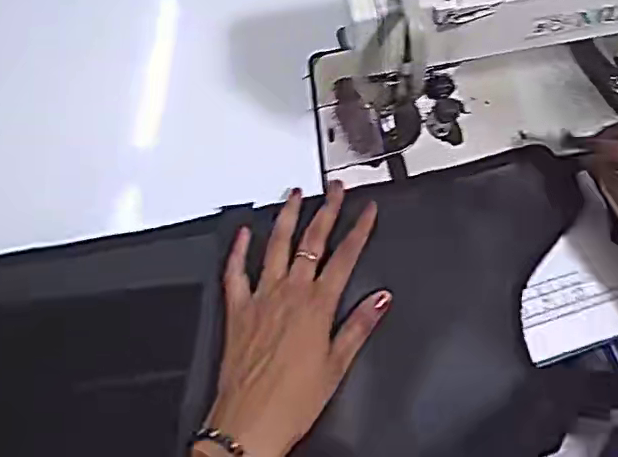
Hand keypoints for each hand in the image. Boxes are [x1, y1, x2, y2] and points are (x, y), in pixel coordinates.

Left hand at [198, 183, 386, 456]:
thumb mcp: (337, 366)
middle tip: (335, 188)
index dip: (359, 228)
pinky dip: (238, 249)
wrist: (247, 428)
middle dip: (327, 208)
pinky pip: (235, 272)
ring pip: (276, 244)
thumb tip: (381, 298)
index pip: (345, 255)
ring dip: (287, 215)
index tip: (367, 209)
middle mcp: (290, 293)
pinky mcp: (237, 310)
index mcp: (317, 305)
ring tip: (295, 194)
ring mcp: (262, 297)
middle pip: (312, 239)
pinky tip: (243, 232)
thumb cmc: (292, 402)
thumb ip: (360, 326)